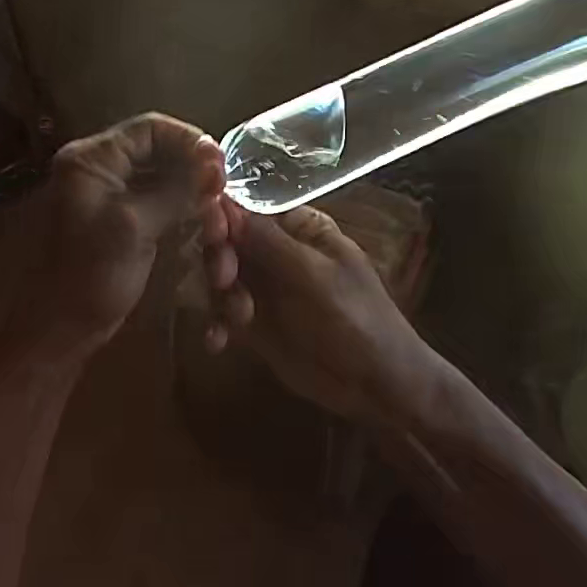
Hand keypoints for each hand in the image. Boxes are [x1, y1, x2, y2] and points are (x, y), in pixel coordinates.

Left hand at [20, 113, 223, 358]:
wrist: (61, 331)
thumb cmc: (89, 276)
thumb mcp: (135, 226)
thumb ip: (176, 188)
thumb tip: (216, 159)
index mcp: (92, 160)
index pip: (150, 128)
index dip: (191, 141)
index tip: (222, 167)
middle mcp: (102, 170)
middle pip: (162, 153)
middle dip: (197, 175)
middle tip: (224, 199)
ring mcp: (114, 197)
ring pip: (168, 180)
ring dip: (196, 198)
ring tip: (218, 224)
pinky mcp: (126, 222)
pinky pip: (164, 204)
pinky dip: (186, 213)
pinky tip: (207, 231)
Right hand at [204, 201, 450, 427]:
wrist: (374, 383)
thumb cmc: (355, 317)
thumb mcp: (313, 275)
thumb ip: (267, 241)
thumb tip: (223, 202)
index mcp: (300, 227)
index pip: (251, 205)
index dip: (223, 210)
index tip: (211, 224)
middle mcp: (277, 250)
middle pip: (227, 238)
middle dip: (220, 257)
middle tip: (225, 279)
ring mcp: (264, 286)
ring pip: (219, 275)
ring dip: (219, 294)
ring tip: (240, 319)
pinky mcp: (254, 322)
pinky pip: (221, 312)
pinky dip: (215, 324)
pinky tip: (217, 342)